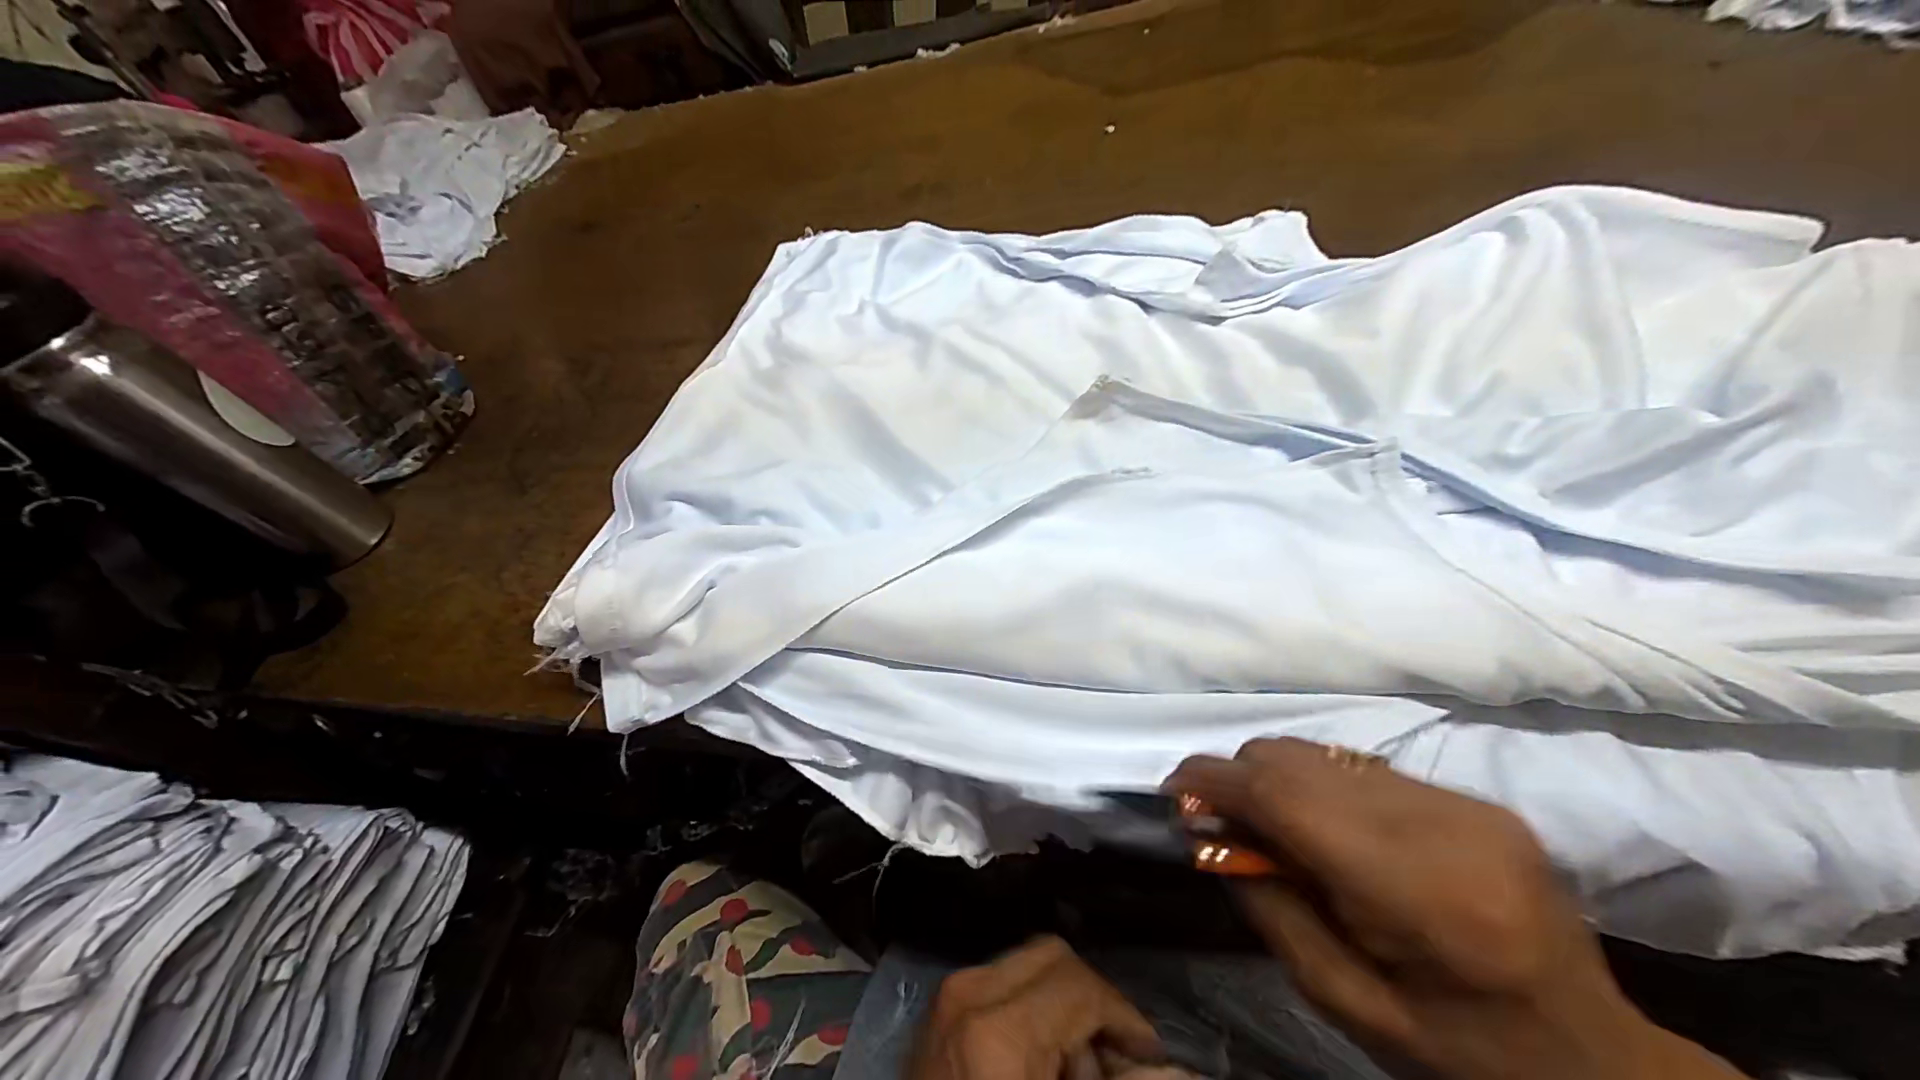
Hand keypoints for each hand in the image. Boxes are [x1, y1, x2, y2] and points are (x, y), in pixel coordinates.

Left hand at [910, 936, 1165, 1079]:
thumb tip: (1180, 1070)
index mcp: (997, 1027)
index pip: (1079, 983)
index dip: (1124, 1015)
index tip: (1149, 1051)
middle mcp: (968, 993)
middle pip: (1052, 956)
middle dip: (1092, 999)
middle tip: (1114, 1055)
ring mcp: (946, 998)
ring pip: (1026, 964)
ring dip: (1062, 1002)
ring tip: (1075, 1065)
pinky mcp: (938, 1011)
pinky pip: (999, 982)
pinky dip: (1031, 1007)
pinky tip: (1041, 1058)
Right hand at [1166, 738, 1746, 1079]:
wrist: (1595, 1061)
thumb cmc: (1457, 1054)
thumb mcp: (1345, 1003)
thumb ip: (1271, 907)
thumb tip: (1212, 832)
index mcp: (1421, 893)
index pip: (1291, 799)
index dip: (1219, 781)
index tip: (1173, 787)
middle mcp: (1447, 825)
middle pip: (1302, 761)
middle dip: (1240, 776)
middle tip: (1213, 817)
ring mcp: (1469, 804)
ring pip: (1328, 754)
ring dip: (1278, 778)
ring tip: (1265, 824)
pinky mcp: (1477, 798)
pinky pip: (1363, 769)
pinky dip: (1320, 785)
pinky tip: (1321, 828)